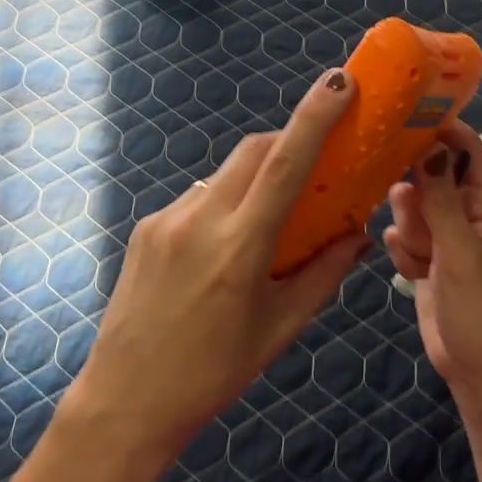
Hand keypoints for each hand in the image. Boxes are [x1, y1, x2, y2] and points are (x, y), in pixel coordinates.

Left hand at [64, 68, 372, 457]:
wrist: (125, 399)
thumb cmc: (213, 373)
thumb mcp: (278, 330)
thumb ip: (322, 275)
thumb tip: (356, 235)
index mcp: (239, 246)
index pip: (284, 164)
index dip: (314, 117)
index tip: (340, 82)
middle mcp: (200, 218)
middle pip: (253, 153)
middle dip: (287, 143)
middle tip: (314, 163)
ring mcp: (166, 218)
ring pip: (224, 176)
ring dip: (253, 182)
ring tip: (265, 227)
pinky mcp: (146, 226)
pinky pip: (196, 200)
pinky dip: (221, 207)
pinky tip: (220, 252)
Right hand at [383, 120, 481, 392]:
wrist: (479, 376)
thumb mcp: (461, 255)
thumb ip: (440, 199)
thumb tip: (429, 145)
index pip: (466, 146)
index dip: (435, 131)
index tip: (396, 121)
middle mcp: (476, 207)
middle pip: (430, 171)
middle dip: (416, 199)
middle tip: (419, 227)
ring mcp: (452, 229)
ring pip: (411, 202)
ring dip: (411, 231)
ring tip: (425, 262)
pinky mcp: (432, 249)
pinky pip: (403, 229)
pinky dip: (406, 251)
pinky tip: (418, 275)